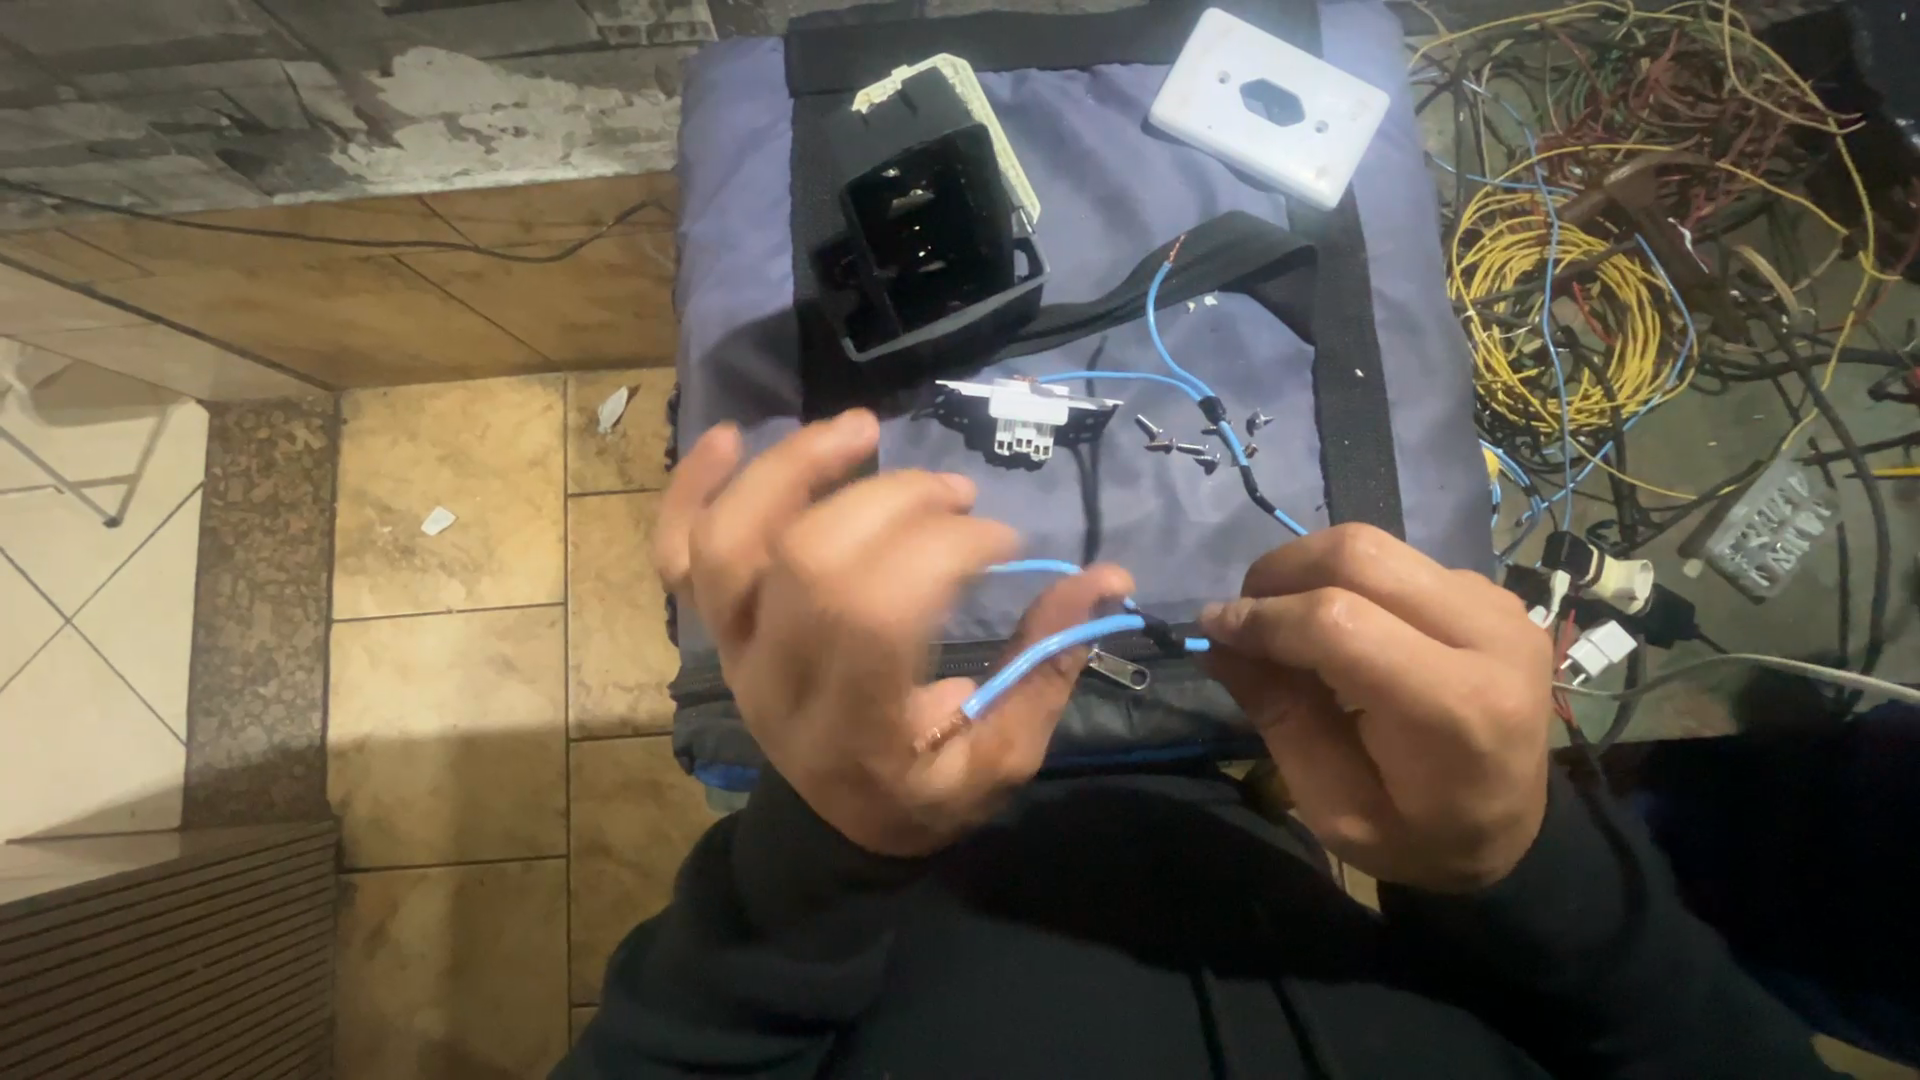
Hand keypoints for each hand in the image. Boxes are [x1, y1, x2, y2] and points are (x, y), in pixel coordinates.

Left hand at [653, 410, 1133, 856]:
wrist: (834, 825)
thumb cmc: (923, 794)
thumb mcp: (1000, 757)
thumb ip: (1048, 669)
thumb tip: (1107, 576)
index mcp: (854, 729)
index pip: (875, 614)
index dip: (943, 552)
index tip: (1001, 538)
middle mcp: (777, 682)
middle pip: (810, 562)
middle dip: (894, 503)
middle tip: (955, 493)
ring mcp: (734, 649)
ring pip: (731, 543)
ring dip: (794, 469)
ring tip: (865, 430)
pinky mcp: (715, 628)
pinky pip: (677, 552)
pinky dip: (692, 488)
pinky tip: (730, 436)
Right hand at [1198, 525, 1551, 891]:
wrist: (1515, 831)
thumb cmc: (1418, 835)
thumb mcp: (1332, 806)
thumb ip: (1278, 716)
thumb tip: (1217, 642)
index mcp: (1457, 709)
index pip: (1338, 623)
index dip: (1261, 617)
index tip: (1211, 628)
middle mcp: (1489, 638)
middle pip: (1358, 556)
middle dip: (1278, 573)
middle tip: (1244, 615)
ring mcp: (1496, 606)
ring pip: (1373, 544)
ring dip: (1306, 569)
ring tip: (1279, 614)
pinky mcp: (1488, 592)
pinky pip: (1393, 559)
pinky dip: (1341, 578)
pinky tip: (1331, 621)